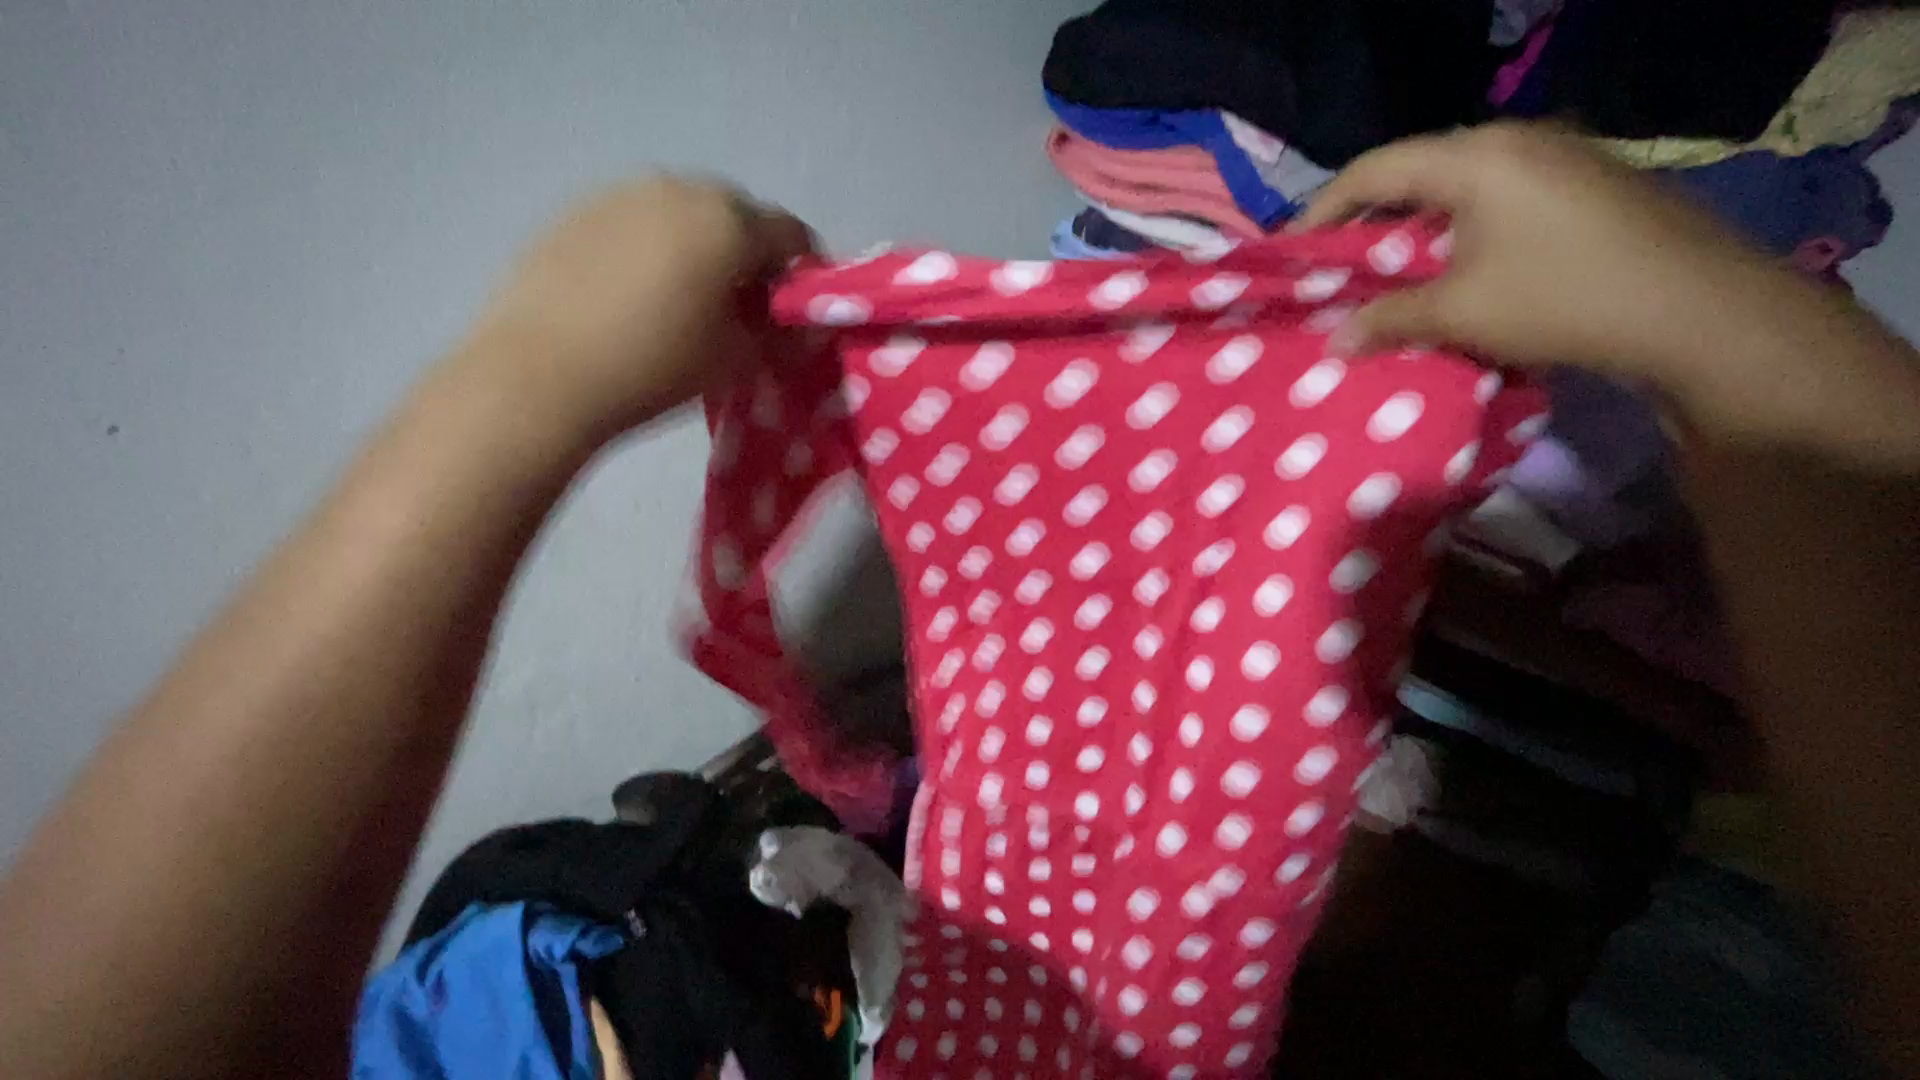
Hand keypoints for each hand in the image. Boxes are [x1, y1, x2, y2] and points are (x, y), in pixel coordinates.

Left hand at [459, 177, 813, 440]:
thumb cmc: (655, 365)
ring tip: (685, 301)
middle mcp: (679, 189)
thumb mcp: (737, 360)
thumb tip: (801, 325)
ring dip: (699, 248)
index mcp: (729, 221)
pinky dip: (652, 248)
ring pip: (684, 214)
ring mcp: (622, 194)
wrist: (540, 376)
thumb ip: (781, 335)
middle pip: (737, 215)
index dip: (802, 274)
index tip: (794, 312)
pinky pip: (637, 222)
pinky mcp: (576, 211)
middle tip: (742, 309)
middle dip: (750, 256)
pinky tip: (635, 295)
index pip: (792, 234)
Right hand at [1295, 122, 1788, 391]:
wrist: (1699, 311)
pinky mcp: (1586, 184)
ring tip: (1387, 270)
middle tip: (1336, 262)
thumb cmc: (1561, 300)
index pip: (1374, 167)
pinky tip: (1452, 269)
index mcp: (1478, 157)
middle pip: (1416, 169)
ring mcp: (1559, 158)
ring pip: (1458, 184)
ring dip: (1414, 226)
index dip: (1323, 208)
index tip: (1292, 249)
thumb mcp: (1458, 314)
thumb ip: (1386, 319)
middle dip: (1368, 217)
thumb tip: (1332, 343)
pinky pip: (1497, 196)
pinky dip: (1458, 229)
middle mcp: (1517, 140)